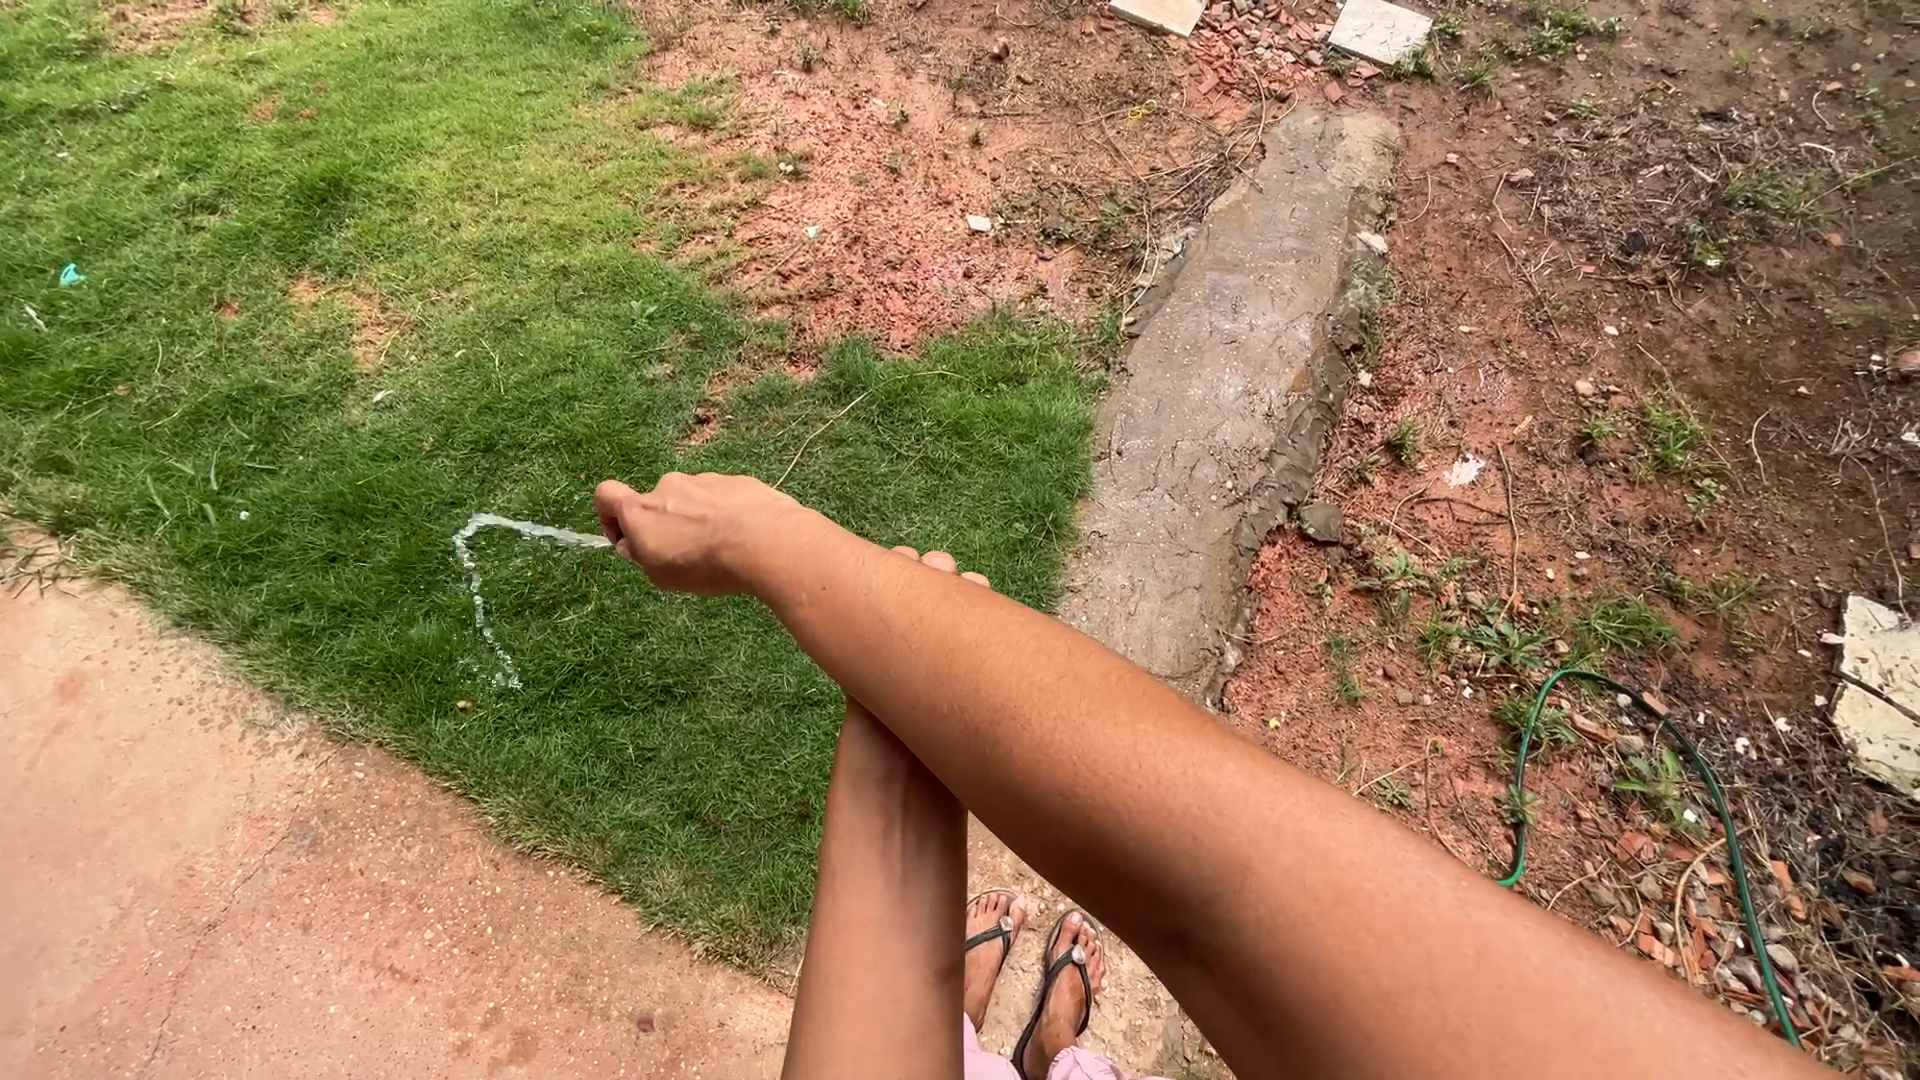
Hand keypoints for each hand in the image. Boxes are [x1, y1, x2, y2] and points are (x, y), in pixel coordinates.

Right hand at [593, 472, 803, 595]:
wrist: (767, 541)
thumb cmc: (707, 564)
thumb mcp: (663, 575)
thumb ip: (641, 556)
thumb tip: (631, 544)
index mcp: (642, 508)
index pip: (606, 495)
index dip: (611, 516)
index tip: (629, 539)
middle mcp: (670, 486)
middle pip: (660, 501)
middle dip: (670, 524)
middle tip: (690, 554)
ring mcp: (707, 480)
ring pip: (696, 499)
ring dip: (703, 519)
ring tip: (726, 549)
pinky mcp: (740, 481)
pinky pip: (728, 497)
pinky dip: (732, 513)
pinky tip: (748, 537)